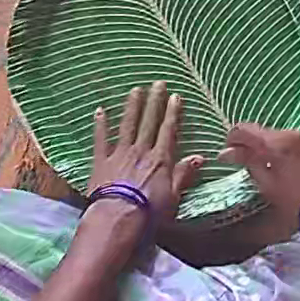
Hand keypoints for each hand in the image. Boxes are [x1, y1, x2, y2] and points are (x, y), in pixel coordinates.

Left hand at [19, 83, 200, 300]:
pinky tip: (100, 110)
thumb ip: (183, 174)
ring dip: (132, 106)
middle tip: (158, 83)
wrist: (117, 217)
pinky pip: (101, 139)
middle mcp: (141, 151)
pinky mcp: (101, 161)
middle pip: (149, 122)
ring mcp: (119, 154)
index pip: (169, 131)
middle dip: (154, 102)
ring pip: (127, 125)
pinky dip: (100, 124)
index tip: (176, 96)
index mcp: (160, 159)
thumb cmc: (149, 212)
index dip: (173, 113)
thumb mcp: (173, 197)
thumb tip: (199, 157)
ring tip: (136, 90)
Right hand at [217, 124, 299, 238]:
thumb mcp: (265, 182)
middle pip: (261, 131)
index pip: (244, 129)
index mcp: (274, 143)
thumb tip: (227, 153)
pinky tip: (276, 161)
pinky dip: (279, 148)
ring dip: (265, 145)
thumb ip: (247, 161)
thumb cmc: (293, 199)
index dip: (232, 137)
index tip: (227, 150)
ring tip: (259, 161)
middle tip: (239, 156)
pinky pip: (289, 140)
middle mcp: (288, 134)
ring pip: (275, 135)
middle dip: (248, 142)